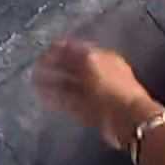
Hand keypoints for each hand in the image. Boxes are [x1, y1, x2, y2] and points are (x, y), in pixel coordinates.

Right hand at [34, 40, 164, 148]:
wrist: (129, 120)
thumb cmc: (111, 85)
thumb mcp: (91, 60)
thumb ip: (74, 51)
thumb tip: (60, 44)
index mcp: (104, 59)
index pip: (78, 50)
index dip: (60, 50)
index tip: (43, 53)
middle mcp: (100, 75)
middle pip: (74, 68)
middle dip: (55, 67)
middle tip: (35, 68)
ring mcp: (97, 94)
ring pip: (71, 86)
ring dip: (54, 83)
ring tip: (36, 83)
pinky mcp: (92, 112)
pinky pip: (72, 103)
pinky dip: (59, 100)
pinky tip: (46, 98)